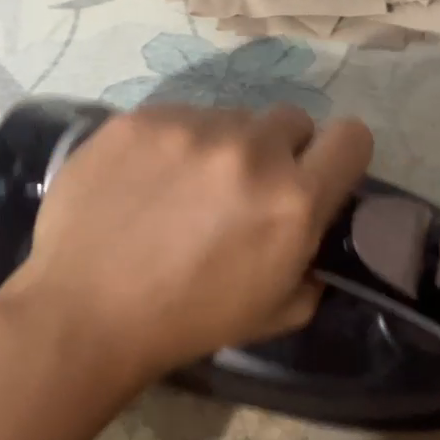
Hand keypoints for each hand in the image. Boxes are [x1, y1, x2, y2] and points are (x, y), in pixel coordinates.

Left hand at [0, 104, 372, 395]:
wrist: (86, 314)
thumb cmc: (191, 322)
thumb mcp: (280, 312)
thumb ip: (315, 264)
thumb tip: (316, 235)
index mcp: (295, 200)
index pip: (353, 137)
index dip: (342, 154)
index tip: (320, 174)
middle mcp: (252, 151)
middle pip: (294, 119)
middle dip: (282, 150)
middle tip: (249, 187)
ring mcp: (192, 128)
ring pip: (233, 117)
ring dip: (226, 146)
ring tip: (187, 188)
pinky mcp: (140, 119)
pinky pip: (180, 117)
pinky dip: (175, 144)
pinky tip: (148, 183)